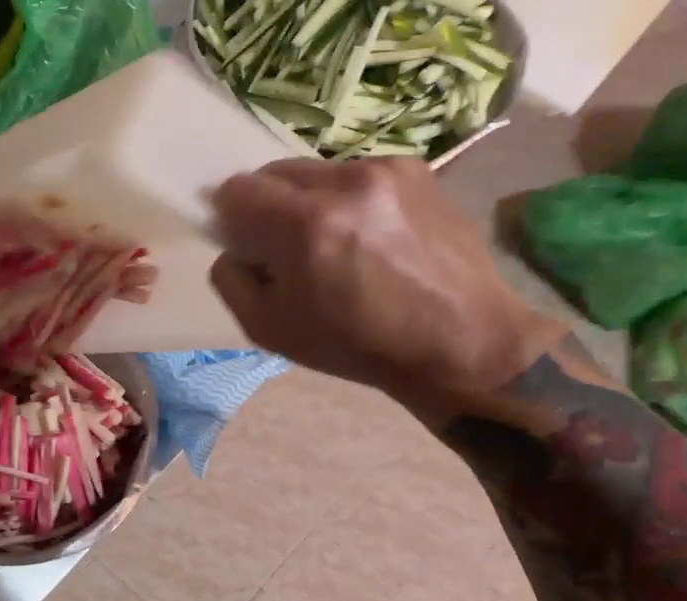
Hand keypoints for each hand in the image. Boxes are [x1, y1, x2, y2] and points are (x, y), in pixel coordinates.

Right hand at [209, 158, 571, 415]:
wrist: (458, 338)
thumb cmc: (353, 343)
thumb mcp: (266, 328)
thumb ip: (231, 279)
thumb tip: (235, 250)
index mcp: (305, 224)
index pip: (239, 189)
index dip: (228, 215)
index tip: (238, 240)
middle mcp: (347, 182)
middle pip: (276, 172)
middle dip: (265, 205)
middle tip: (277, 248)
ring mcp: (389, 170)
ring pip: (317, 173)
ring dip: (306, 202)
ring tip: (327, 246)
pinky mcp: (419, 172)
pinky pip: (356, 177)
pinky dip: (344, 201)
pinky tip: (362, 239)